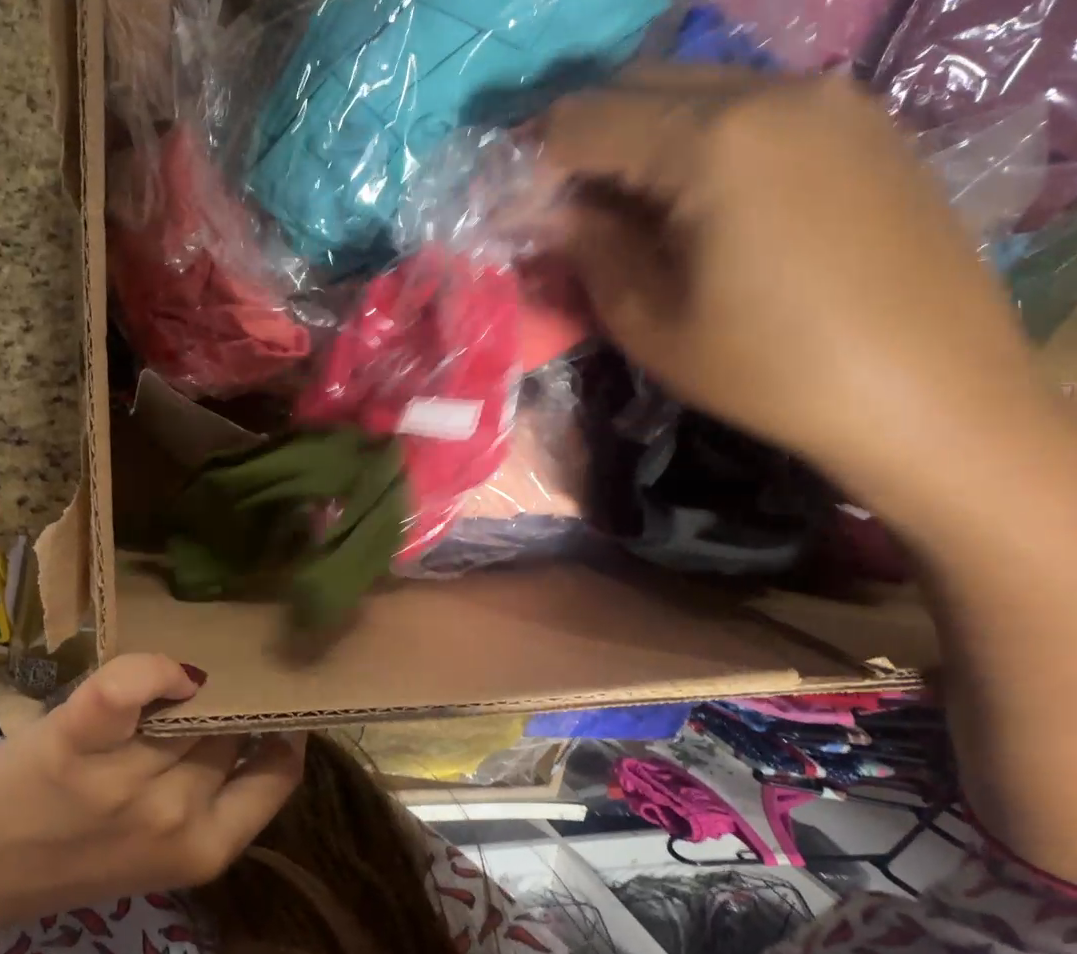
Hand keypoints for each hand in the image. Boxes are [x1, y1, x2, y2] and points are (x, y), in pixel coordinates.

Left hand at [0, 654, 306, 916]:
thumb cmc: (67, 857)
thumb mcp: (156, 851)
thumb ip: (200, 800)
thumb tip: (230, 722)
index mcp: (206, 849)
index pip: (276, 775)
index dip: (281, 734)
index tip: (266, 708)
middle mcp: (176, 816)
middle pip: (226, 731)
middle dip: (220, 707)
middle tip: (201, 690)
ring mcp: (125, 781)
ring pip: (187, 705)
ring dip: (183, 686)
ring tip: (170, 680)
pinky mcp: (75, 743)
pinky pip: (127, 688)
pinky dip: (148, 670)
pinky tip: (157, 672)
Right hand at [539, 67, 1038, 474]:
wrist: (927, 389)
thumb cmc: (767, 367)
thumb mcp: (647, 317)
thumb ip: (586, 245)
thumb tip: (543, 212)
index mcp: (713, 140)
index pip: (581, 120)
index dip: (525, 164)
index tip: (503, 214)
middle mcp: (774, 92)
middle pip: (637, 86)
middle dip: (577, 143)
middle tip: (548, 209)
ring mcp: (829, 100)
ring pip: (694, 92)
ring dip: (636, 139)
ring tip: (613, 209)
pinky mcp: (860, 124)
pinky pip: (749, 108)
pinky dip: (694, 142)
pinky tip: (685, 202)